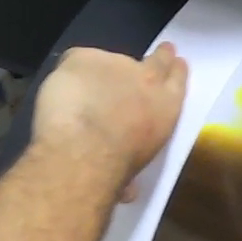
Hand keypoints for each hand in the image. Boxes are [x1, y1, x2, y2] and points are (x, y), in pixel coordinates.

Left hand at [31, 43, 189, 194]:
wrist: (85, 148)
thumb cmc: (117, 169)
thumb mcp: (135, 171)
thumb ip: (132, 168)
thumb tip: (128, 190)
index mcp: (165, 109)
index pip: (177, 82)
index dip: (176, 72)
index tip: (178, 63)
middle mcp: (146, 80)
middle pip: (156, 61)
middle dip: (160, 57)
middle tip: (164, 50)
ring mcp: (113, 64)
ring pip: (111, 63)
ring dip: (104, 74)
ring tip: (87, 92)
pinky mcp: (82, 57)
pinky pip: (77, 62)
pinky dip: (71, 75)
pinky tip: (64, 91)